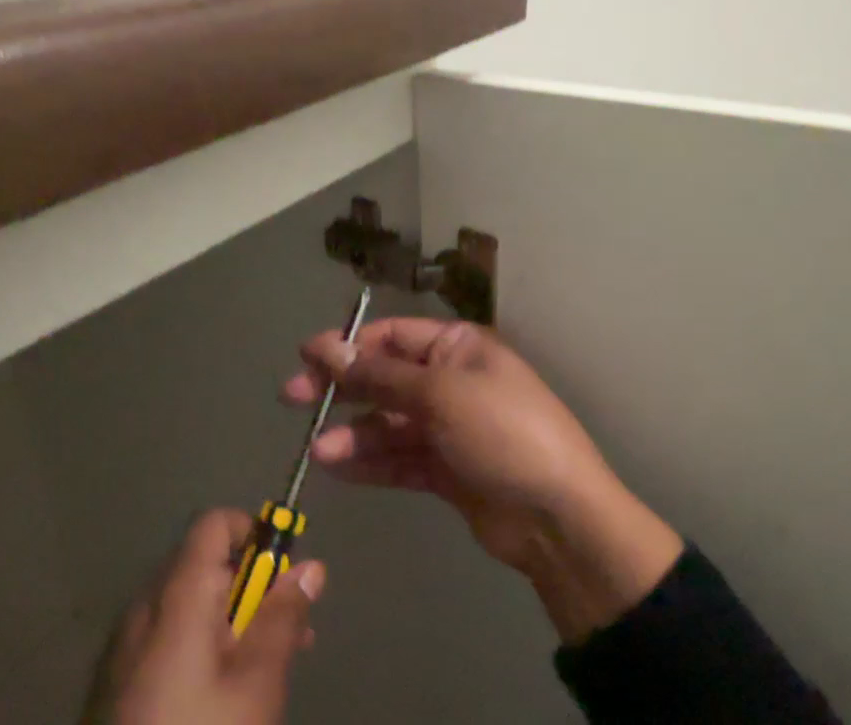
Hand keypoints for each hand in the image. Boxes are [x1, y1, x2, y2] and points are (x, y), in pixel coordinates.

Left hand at [80, 510, 322, 724]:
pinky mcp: (116, 678)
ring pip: (186, 603)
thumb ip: (283, 618)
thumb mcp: (257, 683)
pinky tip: (220, 691)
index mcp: (177, 595)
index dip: (256, 533)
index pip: (214, 524)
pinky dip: (200, 642)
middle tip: (290, 629)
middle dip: (252, 585)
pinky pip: (164, 634)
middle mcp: (144, 605)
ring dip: (230, 617)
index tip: (285, 573)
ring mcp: (124, 643)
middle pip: (203, 563)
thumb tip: (310, 565)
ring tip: (265, 666)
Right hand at [287, 319, 681, 642]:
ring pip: (388, 422)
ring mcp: (449, 428)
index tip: (305, 358)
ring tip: (321, 451)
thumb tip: (323, 347)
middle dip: (342, 388)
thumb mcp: (440, 394)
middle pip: (385, 378)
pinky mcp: (445, 470)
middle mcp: (451, 382)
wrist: (557, 515)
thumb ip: (378, 375)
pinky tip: (339, 468)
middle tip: (293, 400)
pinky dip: (370, 462)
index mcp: (459, 348)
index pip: (394, 336)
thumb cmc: (503, 433)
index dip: (349, 344)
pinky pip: (399, 459)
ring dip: (354, 433)